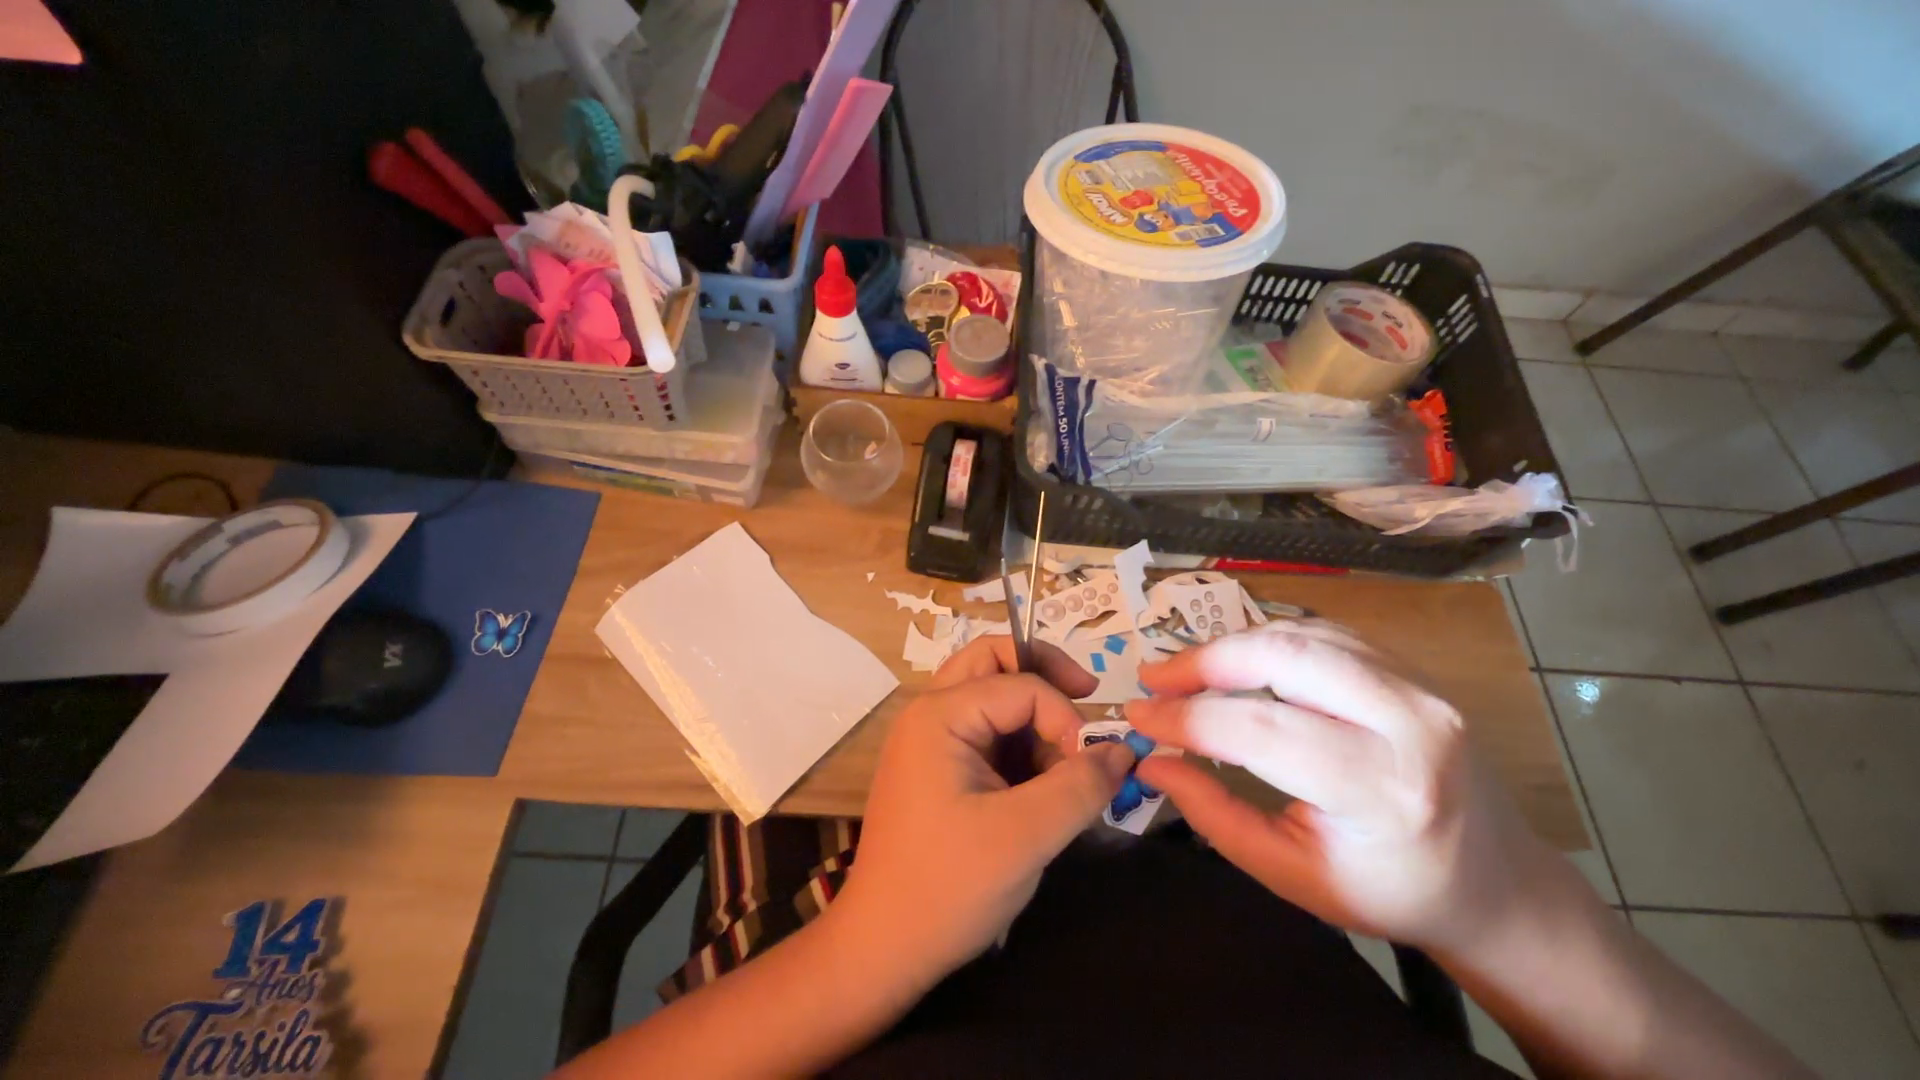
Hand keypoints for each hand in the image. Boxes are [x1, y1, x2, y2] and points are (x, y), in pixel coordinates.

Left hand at [841, 636, 1134, 977]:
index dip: (1066, 719)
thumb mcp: (1026, 835)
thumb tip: (1122, 751)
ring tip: (1064, 774)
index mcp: (939, 716)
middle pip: (995, 662)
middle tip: (1088, 699)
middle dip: (1047, 677)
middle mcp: (930, 715)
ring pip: (993, 698)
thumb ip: (1081, 785)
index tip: (1092, 769)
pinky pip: (988, 737)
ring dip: (1036, 720)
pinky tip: (1042, 791)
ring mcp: (931, 743)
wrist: (884, 948)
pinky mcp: (939, 773)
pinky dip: (1021, 749)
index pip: (1022, 684)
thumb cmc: (948, 887)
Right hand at [1125, 620, 1554, 951]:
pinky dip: (1272, 643)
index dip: (1186, 719)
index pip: (1259, 731)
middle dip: (1206, 661)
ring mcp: (1420, 687)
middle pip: (1286, 655)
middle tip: (1156, 679)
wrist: (1494, 880)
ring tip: (1187, 673)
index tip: (1137, 717)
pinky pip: (1329, 636)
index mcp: (1381, 791)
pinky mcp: (1415, 670)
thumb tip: (1150, 763)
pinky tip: (1241, 665)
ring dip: (1234, 647)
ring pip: (1305, 634)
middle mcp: (1409, 722)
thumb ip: (1215, 815)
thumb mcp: (1292, 874)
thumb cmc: (1387, 890)